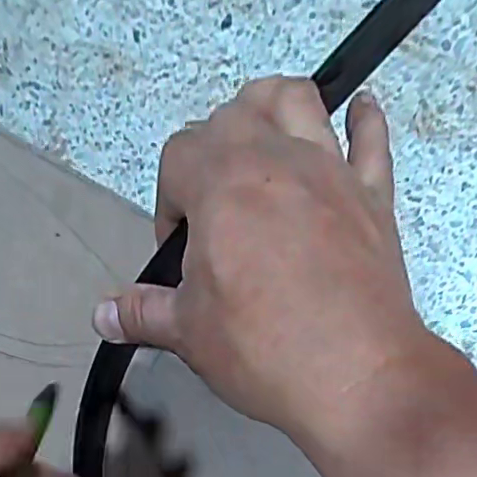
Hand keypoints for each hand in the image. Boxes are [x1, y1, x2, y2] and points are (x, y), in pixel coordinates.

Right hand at [93, 77, 467, 455]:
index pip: (178, 156)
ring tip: (258, 146)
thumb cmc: (264, 351)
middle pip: (232, 115)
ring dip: (269, 109)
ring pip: (297, 101)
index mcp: (223, 189)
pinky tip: (353, 117)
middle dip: (209, 152)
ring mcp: (331, 174)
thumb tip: (103, 315)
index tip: (177, 252)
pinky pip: (370, 139)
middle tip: (208, 209)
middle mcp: (277, 163)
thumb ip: (141, 313)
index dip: (167, 203)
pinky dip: (360, 122)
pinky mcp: (373, 199)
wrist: (353, 376)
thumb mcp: (187, 334)